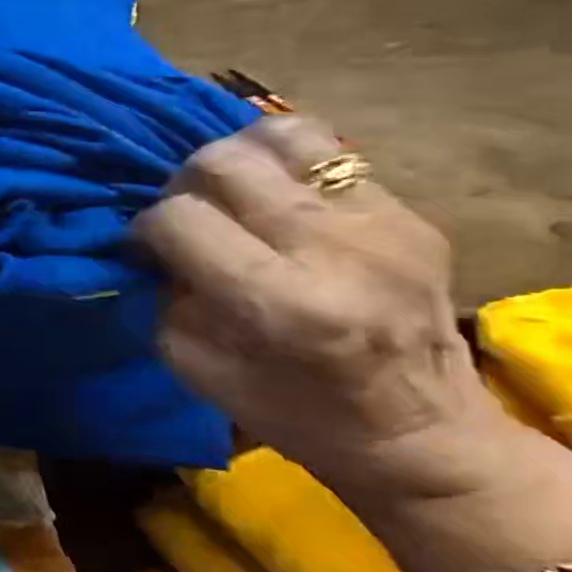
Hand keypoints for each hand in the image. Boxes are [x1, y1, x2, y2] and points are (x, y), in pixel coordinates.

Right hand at [134, 117, 512, 499]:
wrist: (424, 436)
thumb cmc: (295, 413)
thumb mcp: (196, 367)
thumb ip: (163, 296)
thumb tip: (153, 246)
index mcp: (281, 303)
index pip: (180, 218)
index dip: (147, 229)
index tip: (148, 249)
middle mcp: (333, 249)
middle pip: (223, 161)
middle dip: (184, 184)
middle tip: (188, 215)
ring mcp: (380, 221)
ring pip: (279, 136)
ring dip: (238, 157)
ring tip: (233, 191)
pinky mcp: (408, 212)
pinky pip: (326, 153)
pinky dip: (284, 166)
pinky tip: (279, 199)